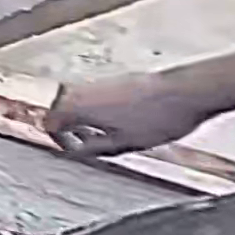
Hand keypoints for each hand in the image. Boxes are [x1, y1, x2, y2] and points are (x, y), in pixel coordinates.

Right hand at [45, 75, 206, 157]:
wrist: (184, 91)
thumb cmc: (156, 117)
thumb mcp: (127, 142)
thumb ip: (96, 148)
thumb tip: (78, 153)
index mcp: (69, 109)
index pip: (50, 127)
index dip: (63, 142)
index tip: (79, 151)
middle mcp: (71, 94)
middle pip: (60, 115)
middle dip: (74, 131)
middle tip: (95, 144)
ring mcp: (87, 85)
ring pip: (75, 106)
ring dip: (87, 120)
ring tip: (113, 132)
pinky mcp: (104, 81)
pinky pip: (90, 98)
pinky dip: (99, 110)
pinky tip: (124, 118)